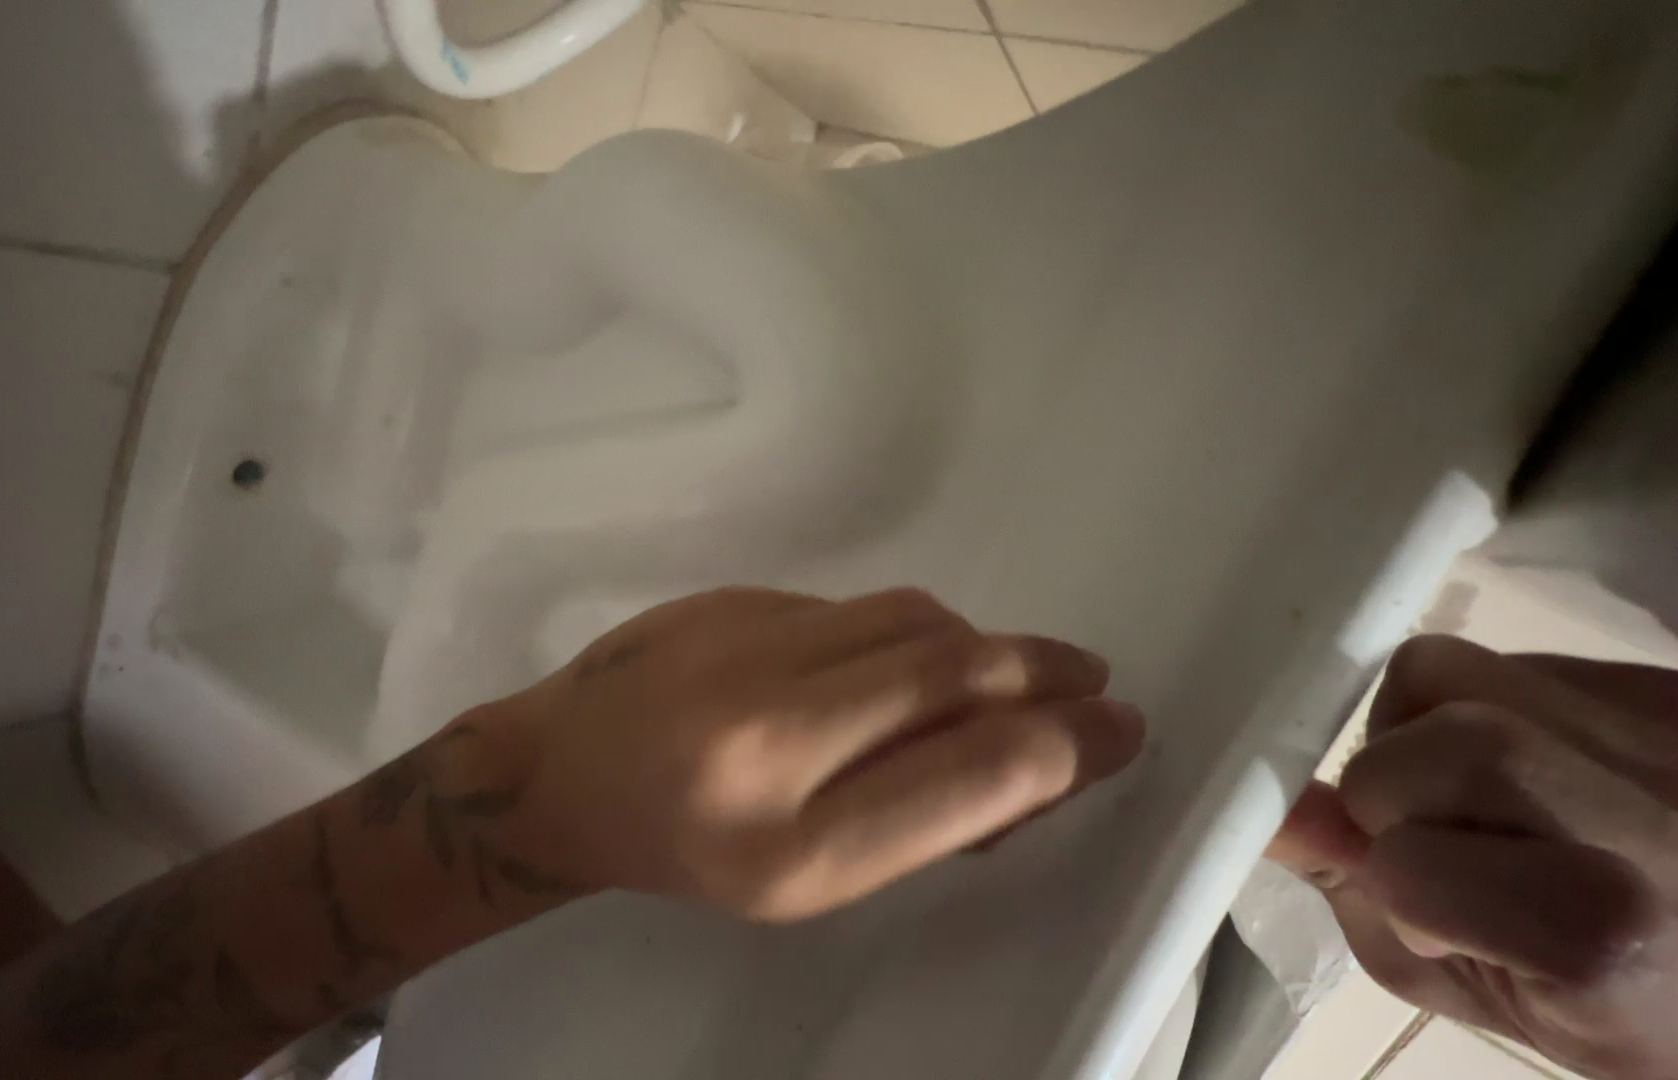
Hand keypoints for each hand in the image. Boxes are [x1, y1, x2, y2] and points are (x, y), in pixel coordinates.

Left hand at [438, 587, 1142, 921]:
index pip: (967, 776)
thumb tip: (1022, 765)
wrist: (560, 772)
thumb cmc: (684, 846)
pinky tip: (899, 662)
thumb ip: (913, 818)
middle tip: (1093, 684)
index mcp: (793, 848)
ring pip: (911, 620)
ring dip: (979, 644)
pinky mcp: (729, 600)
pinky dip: (902, 632)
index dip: (1064, 749)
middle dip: (1043, 675)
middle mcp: (769, 738)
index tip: (1116, 732)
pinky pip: (853, 607)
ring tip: (1007, 672)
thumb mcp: (800, 875)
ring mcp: (743, 650)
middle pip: (949, 674)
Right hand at [1270, 635, 1677, 1079]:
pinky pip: (1503, 656)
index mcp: (1624, 942)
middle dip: (1389, 779)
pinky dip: (1472, 702)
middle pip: (1459, 740)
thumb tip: (1270, 804)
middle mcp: (1672, 825)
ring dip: (1413, 722)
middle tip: (1419, 825)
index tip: (1421, 905)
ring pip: (1450, 669)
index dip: (1399, 878)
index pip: (1429, 863)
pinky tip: (1526, 762)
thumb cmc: (1584, 991)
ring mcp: (1675, 739)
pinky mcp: (1665, 682)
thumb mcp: (1458, 978)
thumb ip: (1352, 885)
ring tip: (1463, 782)